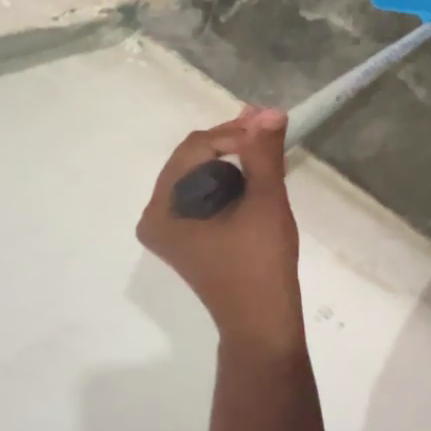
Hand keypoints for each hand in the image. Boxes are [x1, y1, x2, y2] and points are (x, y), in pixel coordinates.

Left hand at [137, 107, 302, 349]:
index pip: (195, 149)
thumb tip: (269, 112)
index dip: (234, 132)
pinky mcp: (189, 238)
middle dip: (233, 143)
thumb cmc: (260, 261)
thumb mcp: (266, 202)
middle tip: (273, 133)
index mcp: (163, 209)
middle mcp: (156, 215)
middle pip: (193, 160)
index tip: (273, 128)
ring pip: (201, 177)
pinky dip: (232, 183)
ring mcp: (171, 229)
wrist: (261, 317)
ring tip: (271, 158)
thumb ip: (264, 155)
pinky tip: (259, 183)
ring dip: (235, 162)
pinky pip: (206, 196)